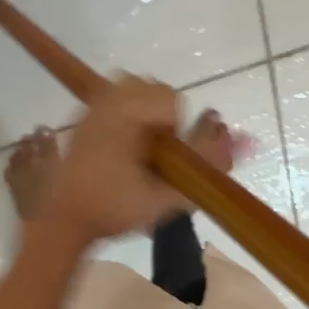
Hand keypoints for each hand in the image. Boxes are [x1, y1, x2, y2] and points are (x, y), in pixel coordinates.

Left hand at [39, 75, 190, 243]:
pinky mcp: (82, 119)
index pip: (172, 100)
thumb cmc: (112, 209)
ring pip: (133, 89)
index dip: (180, 130)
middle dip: (164, 117)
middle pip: (153, 88)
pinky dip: (128, 115)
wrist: (62, 220)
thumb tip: (246, 143)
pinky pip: (113, 100)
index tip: (169, 158)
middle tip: (159, 152)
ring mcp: (92, 107)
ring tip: (144, 148)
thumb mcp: (163, 196)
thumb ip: (206, 168)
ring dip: (147, 113)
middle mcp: (108, 100)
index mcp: (127, 113)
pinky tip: (125, 148)